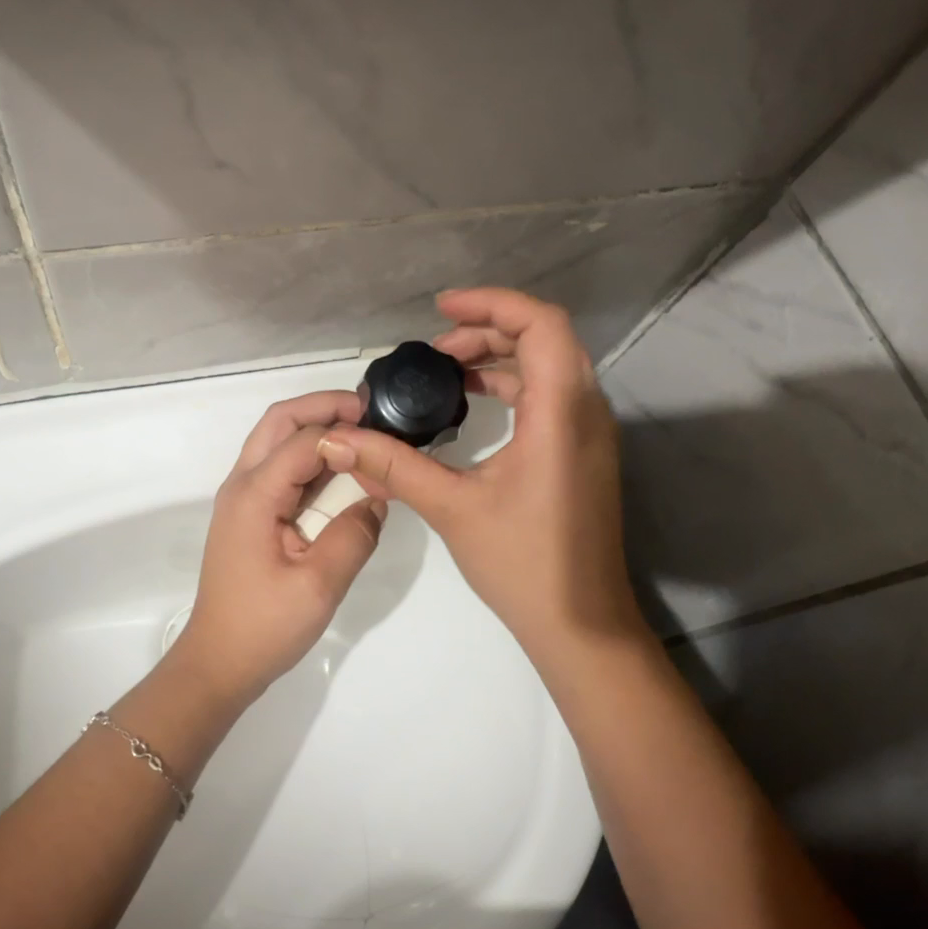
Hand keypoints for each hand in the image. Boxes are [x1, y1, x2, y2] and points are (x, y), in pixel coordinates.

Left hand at [169, 392, 387, 704]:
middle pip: (281, 422)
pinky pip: (281, 470)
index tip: (389, 437)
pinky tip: (345, 473)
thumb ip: (353, 536)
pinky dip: (312, 460)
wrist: (220, 662)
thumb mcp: (319, 586)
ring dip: (317, 430)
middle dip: (324, 408)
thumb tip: (377, 501)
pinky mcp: (251, 515)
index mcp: (254, 494)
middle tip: (373, 413)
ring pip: (277, 441)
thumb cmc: (264, 626)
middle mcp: (243, 485)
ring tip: (366, 436)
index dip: (346, 432)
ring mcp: (244, 499)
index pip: (304, 439)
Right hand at [314, 288, 642, 651]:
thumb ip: (393, 465)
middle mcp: (585, 412)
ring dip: (500, 357)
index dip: (492, 304)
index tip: (441, 309)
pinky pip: (552, 395)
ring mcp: (590, 434)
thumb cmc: (522, 564)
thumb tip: (337, 439)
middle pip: (545, 338)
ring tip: (446, 372)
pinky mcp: (583, 454)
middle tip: (434, 350)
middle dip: (488, 330)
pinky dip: (513, 385)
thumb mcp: (451, 508)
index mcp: (560, 413)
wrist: (581, 625)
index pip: (541, 324)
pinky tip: (473, 406)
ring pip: (550, 365)